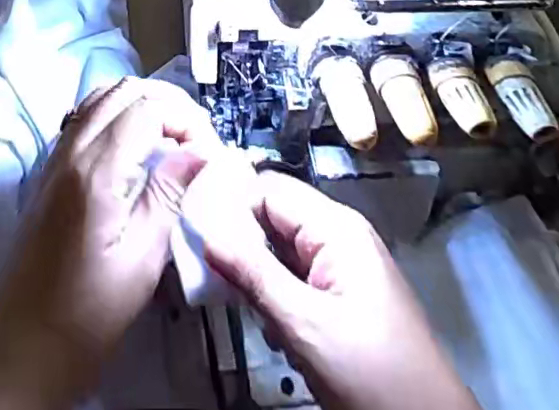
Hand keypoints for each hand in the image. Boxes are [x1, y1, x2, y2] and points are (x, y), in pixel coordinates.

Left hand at [0, 77, 221, 409]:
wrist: (15, 357)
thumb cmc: (85, 317)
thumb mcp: (142, 259)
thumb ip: (170, 193)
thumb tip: (201, 150)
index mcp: (95, 172)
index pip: (149, 108)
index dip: (187, 119)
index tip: (208, 153)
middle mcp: (70, 154)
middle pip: (125, 90)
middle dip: (170, 103)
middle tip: (196, 139)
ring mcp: (55, 161)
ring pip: (102, 97)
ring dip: (144, 103)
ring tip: (173, 136)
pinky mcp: (50, 174)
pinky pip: (86, 118)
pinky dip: (120, 114)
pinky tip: (139, 146)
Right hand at [186, 163, 480, 409]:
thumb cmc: (368, 369)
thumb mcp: (304, 323)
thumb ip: (254, 274)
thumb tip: (207, 230)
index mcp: (335, 226)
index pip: (272, 190)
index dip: (231, 203)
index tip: (190, 226)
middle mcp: (338, 234)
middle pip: (276, 216)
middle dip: (240, 241)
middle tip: (203, 270)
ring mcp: (340, 263)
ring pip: (281, 249)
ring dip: (256, 273)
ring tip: (233, 300)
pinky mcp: (339, 292)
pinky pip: (296, 276)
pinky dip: (275, 294)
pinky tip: (268, 323)